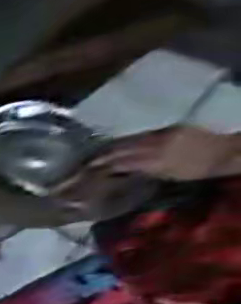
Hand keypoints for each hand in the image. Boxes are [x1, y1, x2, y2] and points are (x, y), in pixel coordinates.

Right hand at [85, 126, 240, 182]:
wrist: (228, 152)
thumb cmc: (197, 170)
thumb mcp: (165, 174)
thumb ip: (139, 170)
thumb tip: (112, 171)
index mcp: (155, 157)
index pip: (116, 161)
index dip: (95, 167)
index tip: (78, 174)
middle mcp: (157, 142)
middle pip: (119, 148)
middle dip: (97, 156)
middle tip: (79, 165)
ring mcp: (164, 133)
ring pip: (128, 140)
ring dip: (109, 148)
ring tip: (93, 156)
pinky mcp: (171, 128)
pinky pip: (142, 135)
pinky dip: (126, 142)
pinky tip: (118, 148)